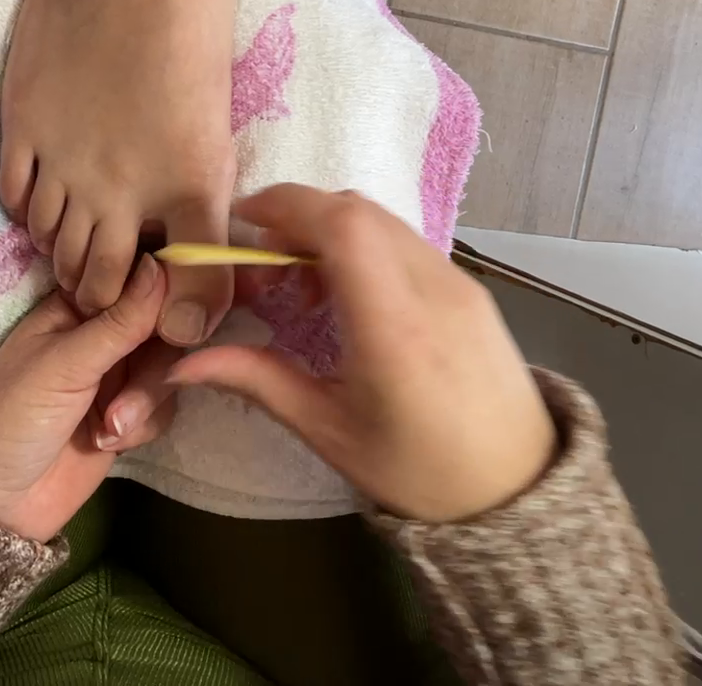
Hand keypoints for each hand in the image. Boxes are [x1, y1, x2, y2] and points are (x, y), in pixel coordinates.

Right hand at [0, 0, 236, 342]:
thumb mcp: (218, 108)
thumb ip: (200, 180)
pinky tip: (43, 208)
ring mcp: (65, 156)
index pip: (183, 287)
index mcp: (191, 182)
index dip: (173, 314)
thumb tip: (184, 223)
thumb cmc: (200, 12)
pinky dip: (31, 214)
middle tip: (108, 294)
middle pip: (100, 274)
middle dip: (106, 294)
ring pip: (54, 242)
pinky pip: (16, 197)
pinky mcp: (23, 121)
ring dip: (66, 258)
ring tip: (74, 260)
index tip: (163, 308)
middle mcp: (123, 186)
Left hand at [0, 256, 175, 541]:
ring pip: (168, 368)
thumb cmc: (13, 417)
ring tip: (109, 429)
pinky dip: (145, 424)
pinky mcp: (131, 412)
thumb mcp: (65, 364)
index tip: (176, 317)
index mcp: (77, 304)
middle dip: (152, 369)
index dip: (163, 294)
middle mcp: (103, 332)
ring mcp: (118, 373)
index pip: (135, 280)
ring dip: (145, 401)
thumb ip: (118, 320)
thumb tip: (159, 265)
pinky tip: (109, 442)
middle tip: (122, 404)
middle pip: (162, 327)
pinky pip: (166, 405)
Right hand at [169, 185, 556, 521]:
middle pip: (358, 210)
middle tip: (264, 258)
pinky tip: (346, 293)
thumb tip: (181, 364)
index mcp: (394, 327)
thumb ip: (256, 380)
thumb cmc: (418, 471)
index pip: (343, 227)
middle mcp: (432, 288)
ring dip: (330, 228)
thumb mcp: (328, 430)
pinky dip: (361, 244)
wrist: (520, 494)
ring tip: (301, 282)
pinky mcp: (469, 286)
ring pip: (382, 219)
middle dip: (298, 215)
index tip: (244, 220)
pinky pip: (404, 239)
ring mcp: (458, 281)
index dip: (287, 206)